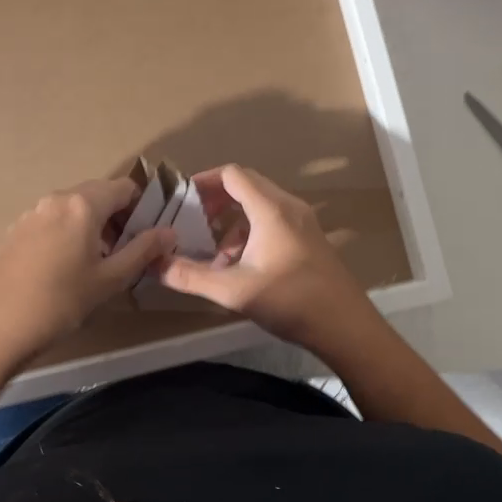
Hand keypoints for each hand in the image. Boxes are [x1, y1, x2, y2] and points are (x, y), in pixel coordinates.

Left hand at [0, 179, 176, 361]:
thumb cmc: (61, 302)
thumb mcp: (110, 280)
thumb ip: (143, 250)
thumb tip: (169, 232)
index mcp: (82, 204)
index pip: (124, 188)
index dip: (142, 208)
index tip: (147, 236)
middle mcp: (55, 199)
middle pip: (97, 195)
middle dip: (116, 217)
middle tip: (125, 253)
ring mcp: (31, 213)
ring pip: (73, 209)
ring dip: (91, 226)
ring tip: (96, 264)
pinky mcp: (14, 230)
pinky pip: (51, 222)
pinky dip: (67, 234)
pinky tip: (64, 269)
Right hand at [159, 164, 380, 350]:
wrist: (346, 327)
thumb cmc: (290, 301)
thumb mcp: (233, 291)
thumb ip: (191, 276)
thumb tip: (155, 265)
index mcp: (270, 209)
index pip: (232, 174)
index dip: (204, 181)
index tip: (182, 199)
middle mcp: (289, 207)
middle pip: (247, 185)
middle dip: (216, 199)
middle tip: (193, 220)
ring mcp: (304, 222)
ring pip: (260, 204)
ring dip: (234, 219)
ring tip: (215, 250)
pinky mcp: (311, 238)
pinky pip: (274, 219)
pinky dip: (252, 230)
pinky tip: (242, 264)